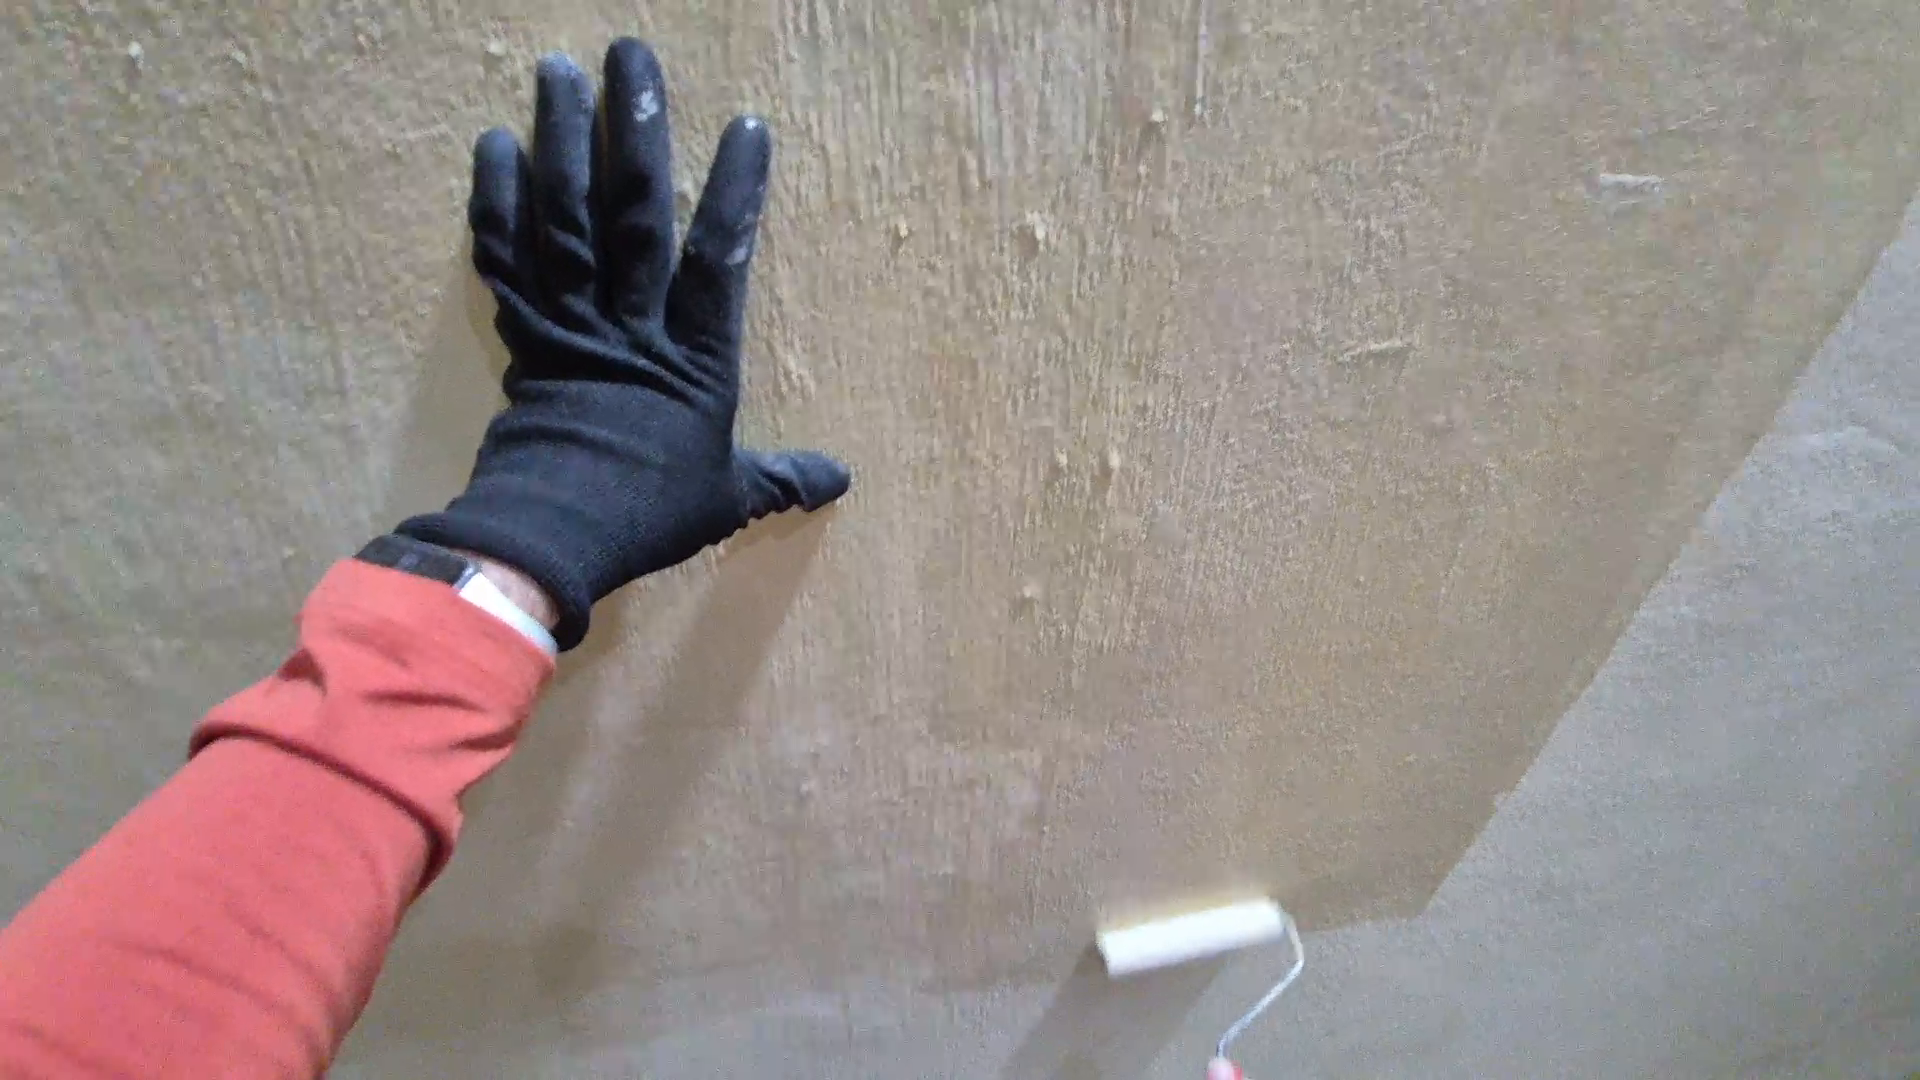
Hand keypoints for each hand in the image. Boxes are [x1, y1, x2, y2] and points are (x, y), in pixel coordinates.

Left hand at [398, 39, 850, 649]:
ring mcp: (571, 325)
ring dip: (561, 144)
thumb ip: (783, 477)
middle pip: (634, 219)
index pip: (719, 262)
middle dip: (636, 136)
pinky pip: (508, 260)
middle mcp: (632, 326)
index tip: (747, 127)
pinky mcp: (524, 336)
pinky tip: (495, 144)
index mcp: (694, 360)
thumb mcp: (731, 496)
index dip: (735, 195)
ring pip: (564, 222)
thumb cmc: (654, 511)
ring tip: (558, 71)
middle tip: (631, 57)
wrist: (556, 536)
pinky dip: (498, 203)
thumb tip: (842, 482)